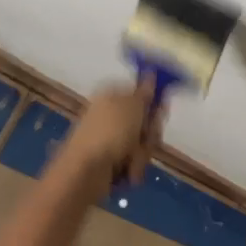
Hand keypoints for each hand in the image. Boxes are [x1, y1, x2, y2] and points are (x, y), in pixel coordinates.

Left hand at [53, 78, 161, 197]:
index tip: (160, 111)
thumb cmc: (110, 133)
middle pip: (144, 120)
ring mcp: (109, 138)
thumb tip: (151, 73)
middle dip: (150, 133)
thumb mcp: (133, 106)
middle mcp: (110, 114)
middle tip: (146, 138)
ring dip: (142, 153)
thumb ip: (145, 92)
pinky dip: (133, 167)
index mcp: (111, 94)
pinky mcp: (109, 160)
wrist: (85, 172)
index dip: (153, 102)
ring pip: (141, 143)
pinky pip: (131, 161)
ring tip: (133, 160)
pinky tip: (127, 172)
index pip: (140, 92)